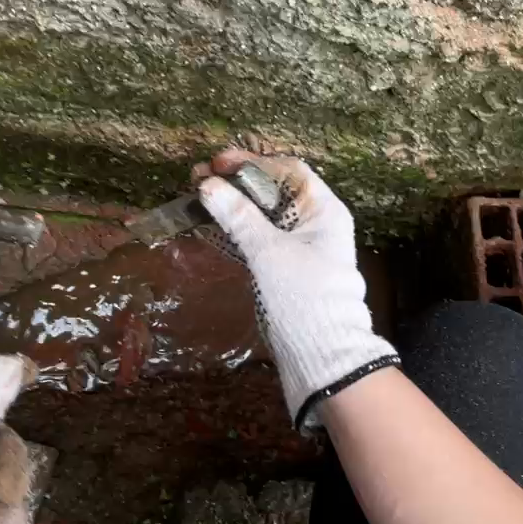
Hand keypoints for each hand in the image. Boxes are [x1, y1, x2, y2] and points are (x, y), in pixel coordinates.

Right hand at [198, 149, 397, 429]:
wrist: (323, 360)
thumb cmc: (304, 298)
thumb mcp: (269, 252)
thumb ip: (239, 217)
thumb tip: (208, 184)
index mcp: (324, 210)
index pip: (288, 170)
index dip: (252, 162)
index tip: (218, 163)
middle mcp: (316, 222)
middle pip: (274, 190)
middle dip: (237, 181)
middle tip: (199, 177)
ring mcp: (302, 246)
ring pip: (264, 214)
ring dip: (234, 203)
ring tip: (199, 194)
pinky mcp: (287, 268)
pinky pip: (261, 237)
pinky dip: (238, 227)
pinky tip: (213, 223)